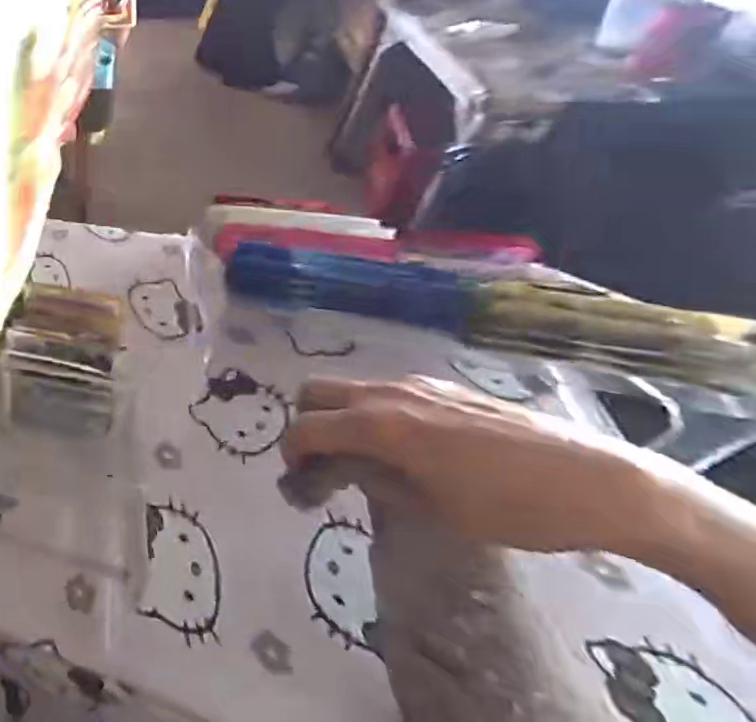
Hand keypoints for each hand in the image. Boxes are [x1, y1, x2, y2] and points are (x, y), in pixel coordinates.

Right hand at [282, 375, 669, 554]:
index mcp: (377, 426)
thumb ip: (378, 484)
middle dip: (306, 422)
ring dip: (340, 414)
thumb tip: (349, 472)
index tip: (299, 478)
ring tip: (367, 452)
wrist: (605, 483)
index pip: (305, 429)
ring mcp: (414, 384)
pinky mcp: (442, 387)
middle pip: (312, 392)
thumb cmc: (516, 508)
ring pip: (348, 388)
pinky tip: (411, 443)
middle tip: (324, 457)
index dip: (291, 452)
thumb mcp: (436, 510)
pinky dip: (374, 410)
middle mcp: (384, 395)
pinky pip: (384, 390)